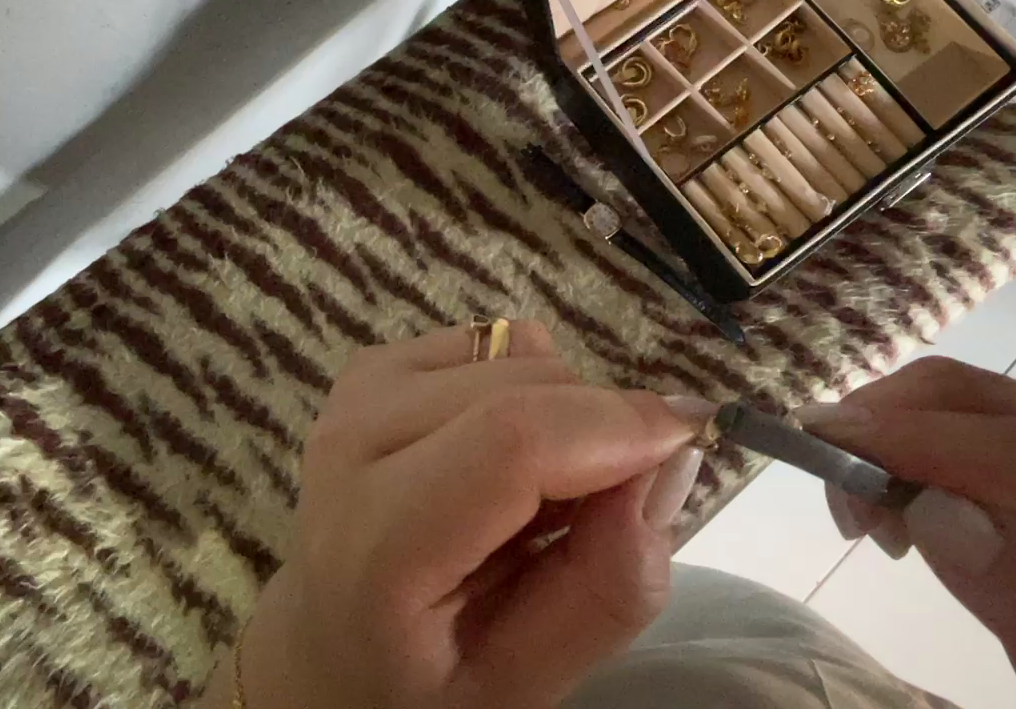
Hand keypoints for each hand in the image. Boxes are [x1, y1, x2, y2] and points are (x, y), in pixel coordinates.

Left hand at [201, 322, 706, 708]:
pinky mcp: (375, 365)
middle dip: (603, 427)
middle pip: (526, 385)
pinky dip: (529, 386)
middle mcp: (353, 441)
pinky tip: (500, 449)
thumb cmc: (423, 682)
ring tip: (538, 490)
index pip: (512, 442)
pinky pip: (497, 340)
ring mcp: (359, 390)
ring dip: (565, 410)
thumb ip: (606, 588)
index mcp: (377, 543)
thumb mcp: (524, 682)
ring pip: (520, 352)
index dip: (617, 425)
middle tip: (608, 503)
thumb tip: (664, 462)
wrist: (324, 645)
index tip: (691, 434)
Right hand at [796, 357, 1015, 708]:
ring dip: (891, 433)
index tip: (833, 443)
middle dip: (895, 425)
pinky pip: (963, 434)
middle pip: (995, 405)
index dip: (934, 444)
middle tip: (826, 477)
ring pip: (968, 406)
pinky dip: (905, 452)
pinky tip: (891, 507)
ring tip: (855, 508)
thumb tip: (931, 506)